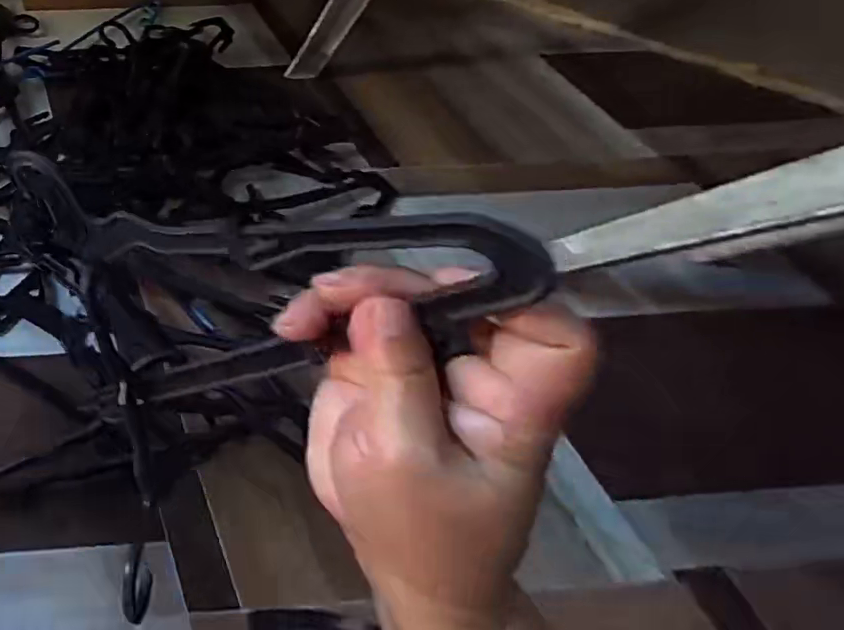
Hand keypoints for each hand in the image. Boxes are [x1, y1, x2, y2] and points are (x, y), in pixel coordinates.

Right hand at [273, 266, 596, 629]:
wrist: (389, 560)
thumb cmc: (419, 530)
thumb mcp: (405, 458)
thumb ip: (399, 378)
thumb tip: (382, 303)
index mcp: (510, 401)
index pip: (553, 337)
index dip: (515, 301)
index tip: (445, 290)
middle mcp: (469, 369)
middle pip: (445, 297)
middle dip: (386, 284)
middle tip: (330, 293)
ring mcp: (418, 362)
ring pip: (387, 297)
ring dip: (338, 295)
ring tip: (297, 318)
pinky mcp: (372, 363)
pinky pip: (347, 318)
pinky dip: (316, 313)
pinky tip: (291, 328)